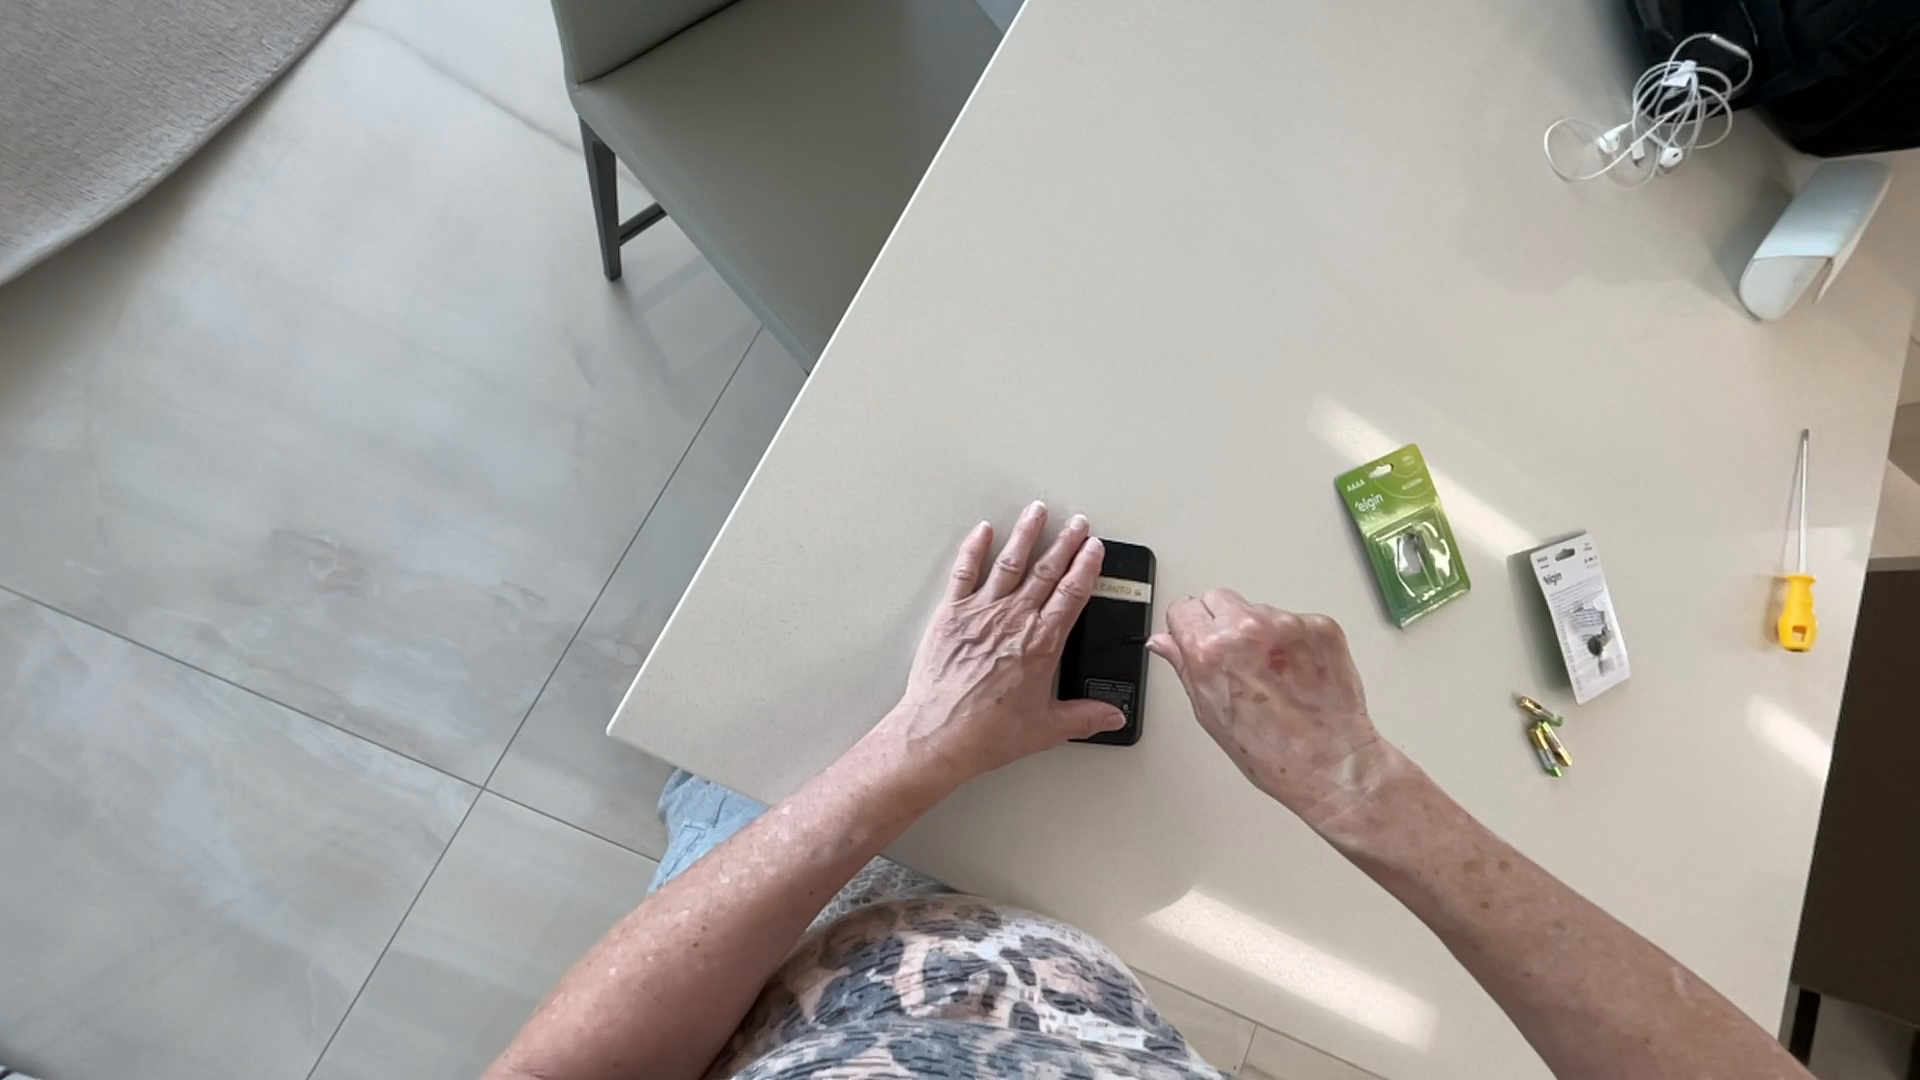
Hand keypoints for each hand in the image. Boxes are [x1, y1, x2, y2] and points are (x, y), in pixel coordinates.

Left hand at [873, 501, 1125, 789]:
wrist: (939, 732)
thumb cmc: (987, 731)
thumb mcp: (1046, 728)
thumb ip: (1084, 717)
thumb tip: (1113, 717)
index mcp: (1042, 643)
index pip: (1073, 593)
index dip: (1086, 566)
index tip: (1094, 548)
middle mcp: (1015, 619)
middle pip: (1047, 571)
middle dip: (1065, 543)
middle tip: (1077, 523)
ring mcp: (982, 612)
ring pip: (1010, 562)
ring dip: (1026, 534)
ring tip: (1037, 512)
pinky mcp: (952, 613)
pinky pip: (965, 572)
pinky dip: (975, 549)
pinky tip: (983, 531)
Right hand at [1148, 589, 1398, 830]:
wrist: (1331, 763)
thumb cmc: (1272, 752)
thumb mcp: (1208, 712)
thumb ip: (1183, 665)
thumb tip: (1164, 642)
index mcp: (1210, 649)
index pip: (1183, 608)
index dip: (1187, 626)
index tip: (1194, 636)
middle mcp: (1246, 629)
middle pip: (1217, 598)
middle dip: (1220, 622)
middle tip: (1235, 657)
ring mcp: (1286, 625)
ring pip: (1257, 608)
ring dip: (1258, 631)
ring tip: (1271, 671)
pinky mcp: (1320, 626)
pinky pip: (1293, 619)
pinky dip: (1292, 639)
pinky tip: (1295, 669)